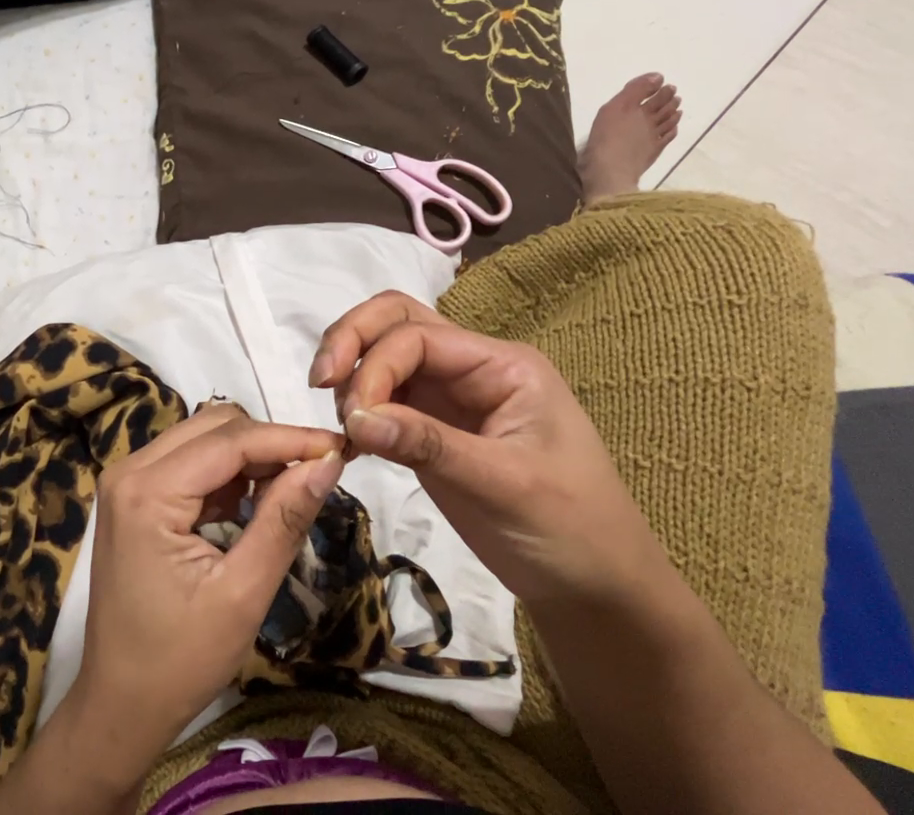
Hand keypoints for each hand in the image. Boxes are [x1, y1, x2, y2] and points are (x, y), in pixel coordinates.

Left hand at [69, 404, 344, 771]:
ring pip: (201, 440)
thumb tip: (328, 462)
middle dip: (270, 443)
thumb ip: (283, 520)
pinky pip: (188, 465)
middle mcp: (128, 471)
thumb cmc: (181, 658)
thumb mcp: (243, 592)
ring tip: (293, 489)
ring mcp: (126, 483)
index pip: (229, 440)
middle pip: (212, 428)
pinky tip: (255, 502)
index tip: (342, 448)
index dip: (289, 439)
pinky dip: (227, 475)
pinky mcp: (133, 499)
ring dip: (249, 456)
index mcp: (146, 491)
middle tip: (320, 472)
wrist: (121, 701)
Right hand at [310, 291, 670, 606]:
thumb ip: (427, 444)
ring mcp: (449, 400)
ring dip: (350, 378)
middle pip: (396, 323)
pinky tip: (346, 445)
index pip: (417, 336)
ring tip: (342, 429)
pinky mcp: (430, 431)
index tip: (353, 420)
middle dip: (351, 342)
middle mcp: (472, 370)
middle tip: (318, 384)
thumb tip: (354, 418)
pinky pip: (382, 402)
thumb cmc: (570, 530)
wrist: (595, 591)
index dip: (375, 367)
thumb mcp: (503, 484)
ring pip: (383, 358)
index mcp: (501, 366)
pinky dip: (356, 413)